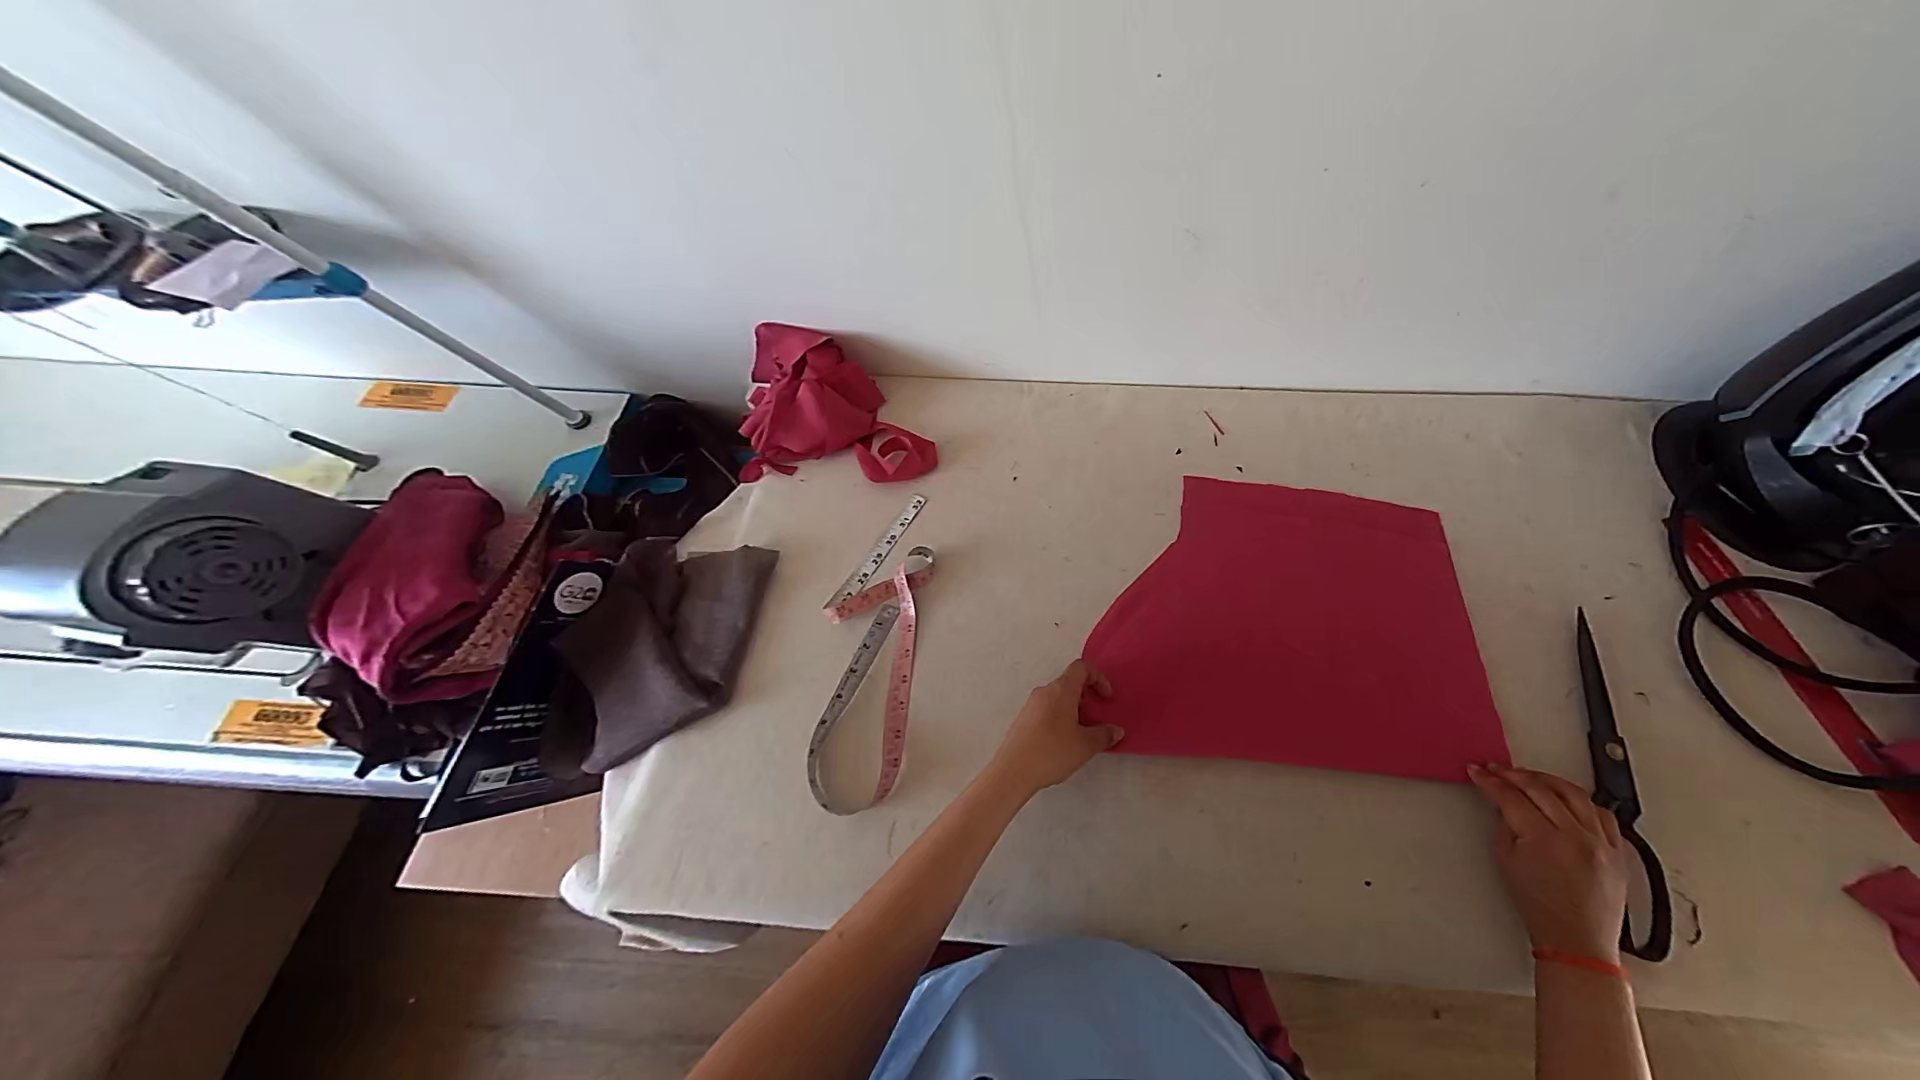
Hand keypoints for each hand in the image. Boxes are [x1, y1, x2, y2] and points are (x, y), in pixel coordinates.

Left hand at [985, 659, 1124, 796]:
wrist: (1013, 771)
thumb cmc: (1052, 752)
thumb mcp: (1085, 745)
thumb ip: (1104, 735)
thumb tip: (1115, 731)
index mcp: (1060, 690)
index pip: (1081, 668)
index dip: (1098, 678)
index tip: (1106, 699)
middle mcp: (1044, 692)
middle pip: (1070, 683)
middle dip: (1087, 698)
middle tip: (1097, 721)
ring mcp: (1031, 705)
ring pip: (1058, 698)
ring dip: (1074, 710)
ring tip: (1082, 735)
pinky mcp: (1023, 719)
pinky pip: (1047, 710)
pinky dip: (1061, 718)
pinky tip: (1064, 743)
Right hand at [1468, 762, 1631, 961]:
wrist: (1577, 938)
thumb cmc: (1538, 904)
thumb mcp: (1506, 859)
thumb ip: (1506, 825)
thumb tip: (1505, 804)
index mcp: (1544, 839)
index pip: (1511, 796)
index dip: (1489, 780)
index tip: (1477, 771)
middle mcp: (1576, 836)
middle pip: (1541, 789)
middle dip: (1512, 774)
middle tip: (1496, 769)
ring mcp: (1602, 843)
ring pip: (1575, 794)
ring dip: (1547, 780)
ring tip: (1529, 777)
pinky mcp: (1618, 851)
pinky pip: (1603, 814)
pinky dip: (1581, 800)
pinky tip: (1566, 798)